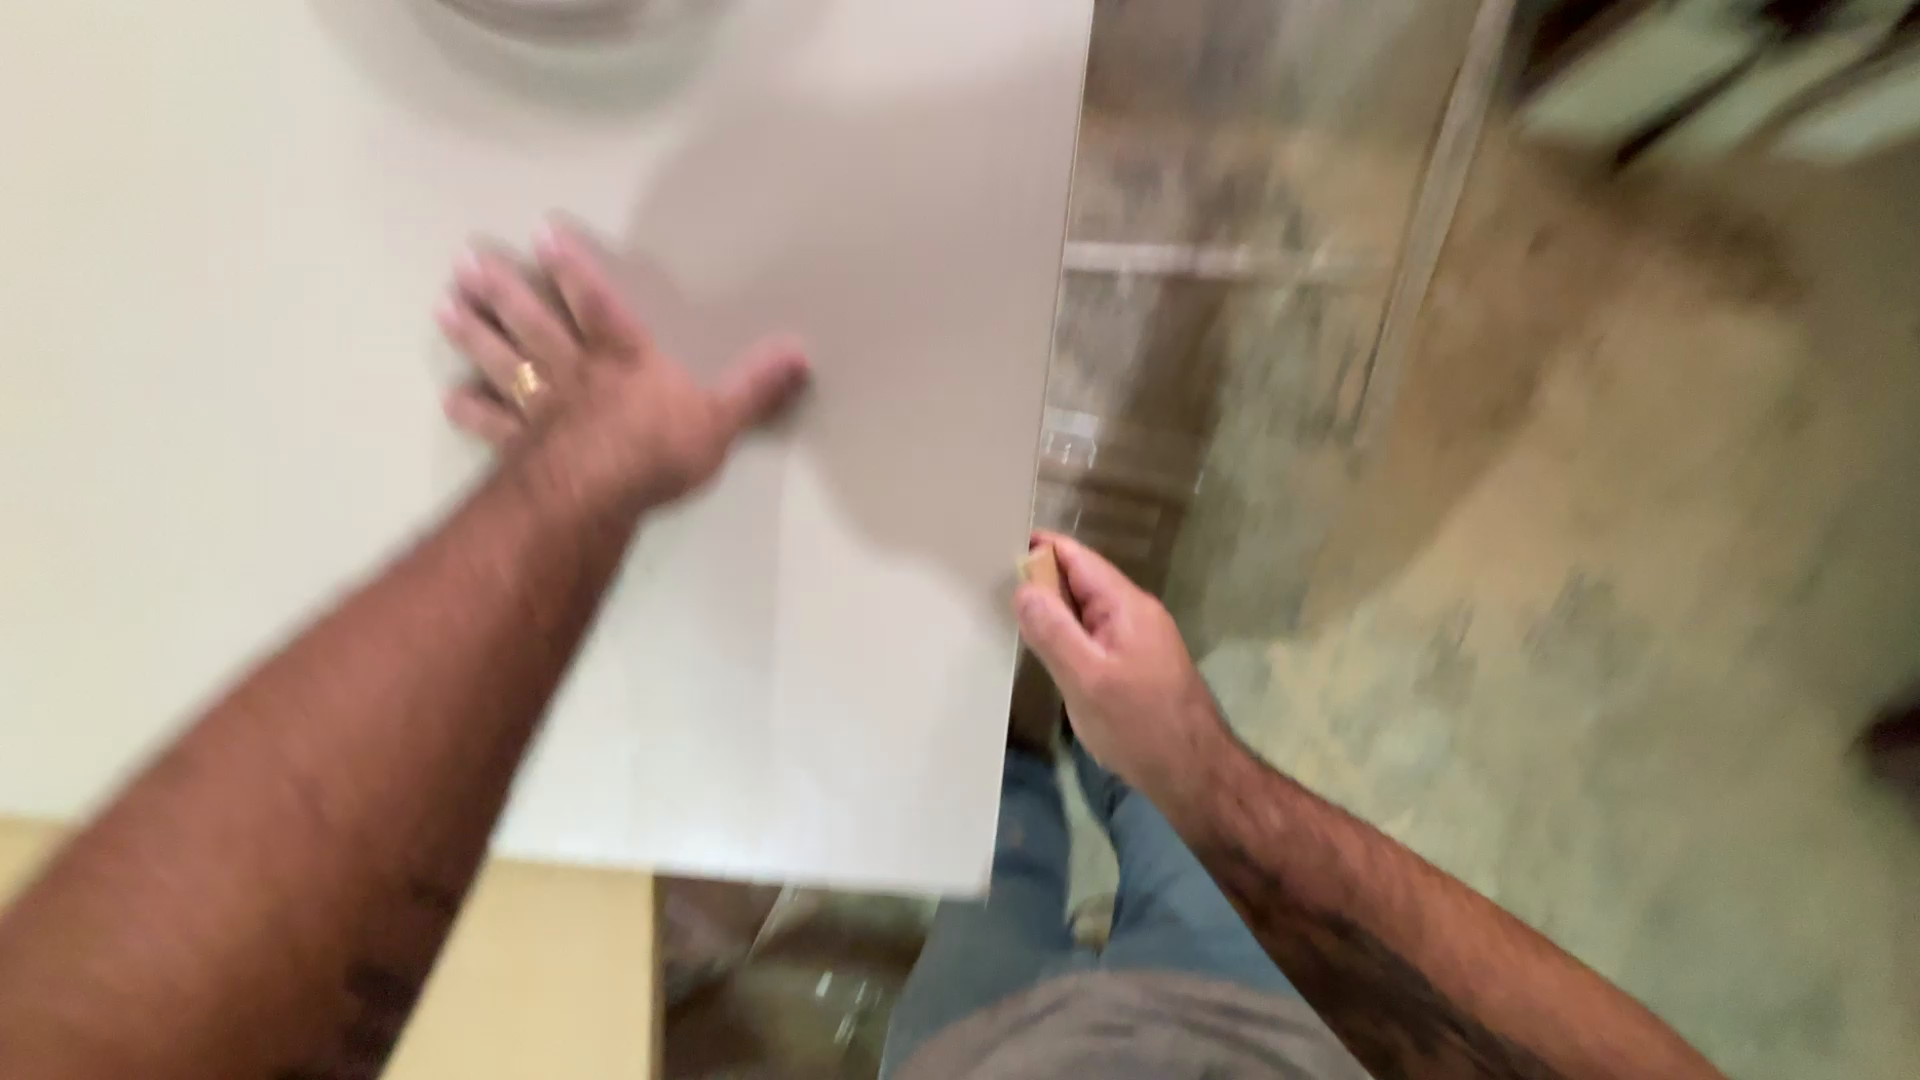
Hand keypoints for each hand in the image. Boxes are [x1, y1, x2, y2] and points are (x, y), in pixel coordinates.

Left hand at [436, 224, 809, 508]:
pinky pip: (492, 423)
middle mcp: (577, 374)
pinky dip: (472, 410)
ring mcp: (542, 409)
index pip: (598, 306)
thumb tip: (800, 352)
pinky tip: (452, 397)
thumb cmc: (660, 452)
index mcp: (625, 361)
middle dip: (505, 294)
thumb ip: (757, 386)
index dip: (573, 271)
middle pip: (536, 325)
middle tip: (468, 264)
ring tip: (447, 307)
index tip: (543, 235)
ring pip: (504, 363)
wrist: (600, 495)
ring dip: (476, 336)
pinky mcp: (522, 446)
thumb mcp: (723, 418)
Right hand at [1013, 532, 1227, 802]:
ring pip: (1087, 610)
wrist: (1194, 774)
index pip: (1078, 559)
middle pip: (1082, 581)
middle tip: (994, 587)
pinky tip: (1047, 650)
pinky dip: (1069, 634)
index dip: (1041, 549)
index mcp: (1126, 605)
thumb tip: (1023, 588)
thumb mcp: (1086, 679)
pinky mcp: (1137, 663)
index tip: (1000, 549)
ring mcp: (1139, 638)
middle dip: (1042, 580)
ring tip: (1011, 615)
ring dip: (1054, 610)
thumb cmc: (1139, 726)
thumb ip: (1053, 632)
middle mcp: (1135, 613)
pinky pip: (1095, 634)